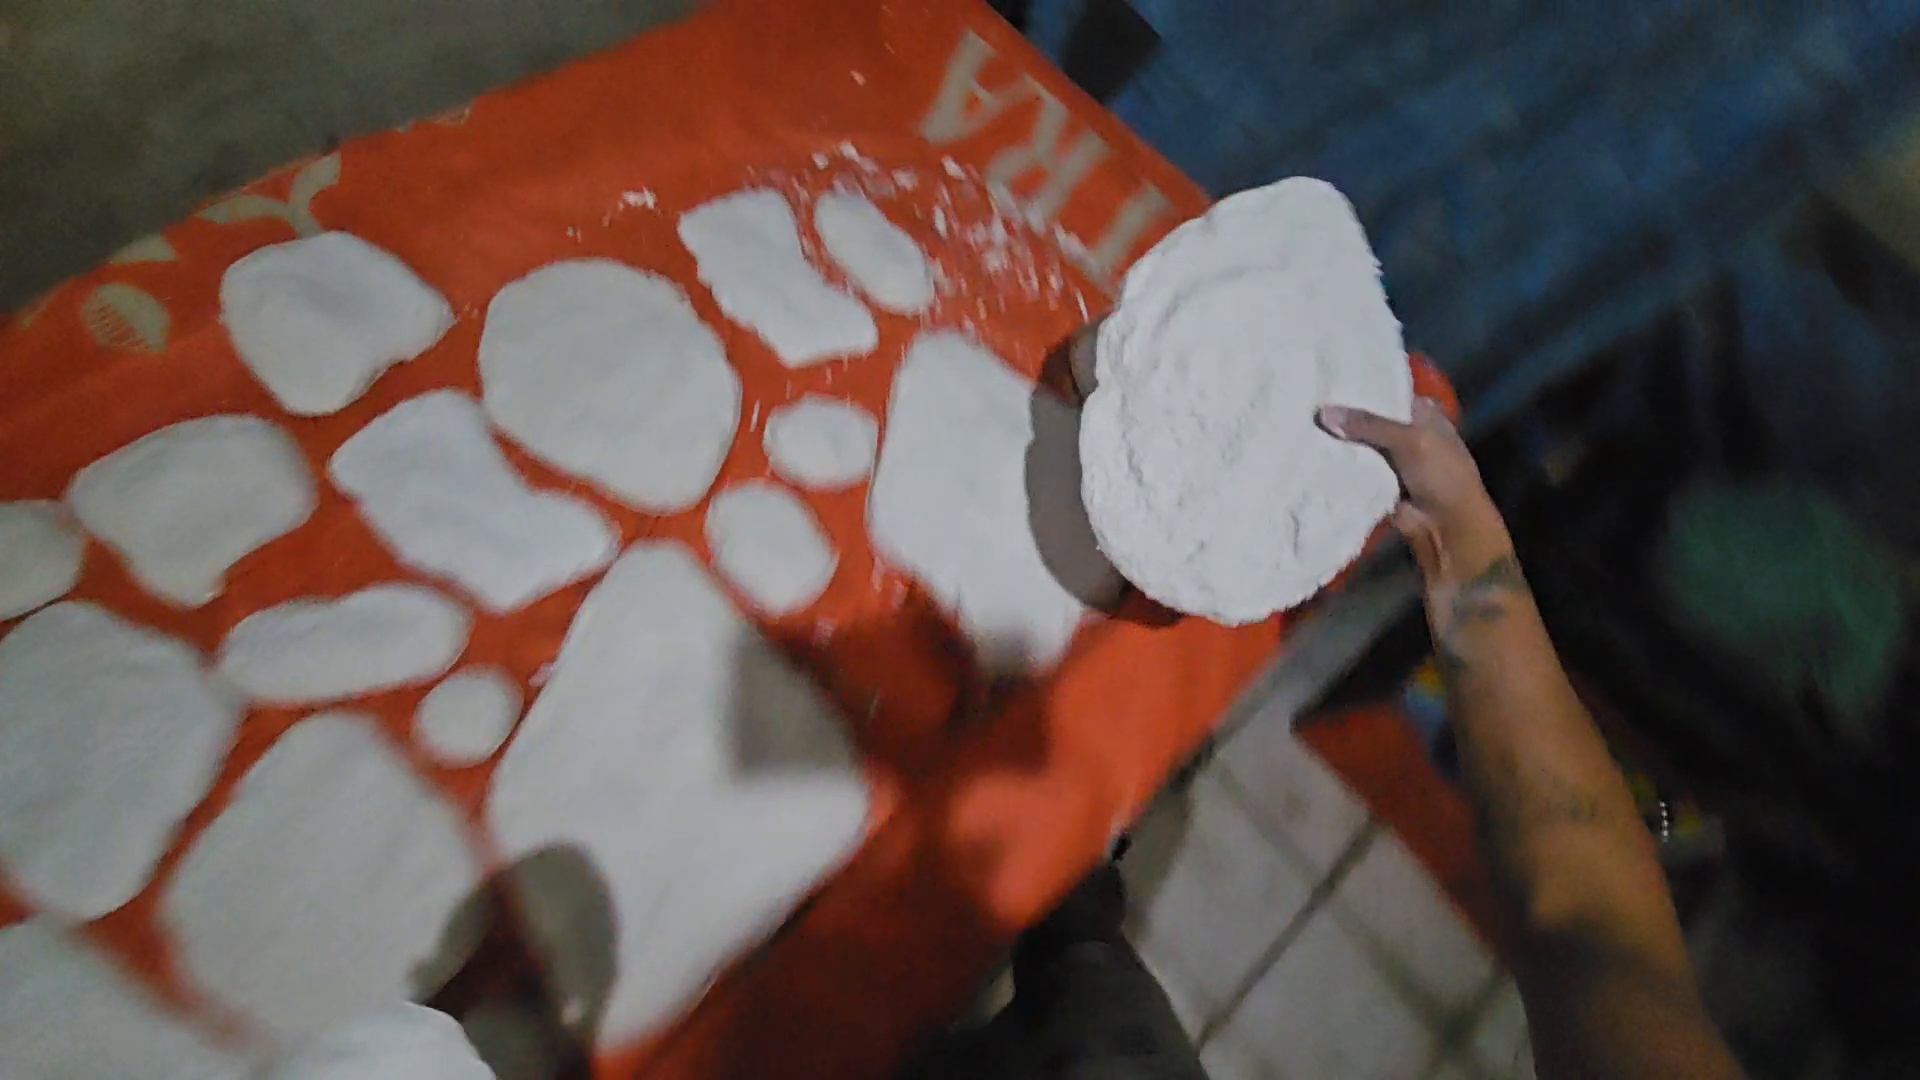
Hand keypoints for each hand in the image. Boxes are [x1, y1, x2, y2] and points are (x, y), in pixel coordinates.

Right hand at [1318, 399, 1512, 588]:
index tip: (1329, 381)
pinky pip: (1350, 467)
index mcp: (1423, 414)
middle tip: (1307, 401)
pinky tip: (1308, 451)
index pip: (1388, 393)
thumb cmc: (1441, 474)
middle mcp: (1405, 432)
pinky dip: (1334, 463)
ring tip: (1300, 423)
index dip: (1362, 387)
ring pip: (1356, 443)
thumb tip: (1323, 413)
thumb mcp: (1409, 439)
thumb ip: (1368, 424)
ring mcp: (1387, 458)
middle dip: (1343, 414)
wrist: (1443, 524)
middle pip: (1368, 418)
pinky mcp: (1373, 480)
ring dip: (1336, 440)